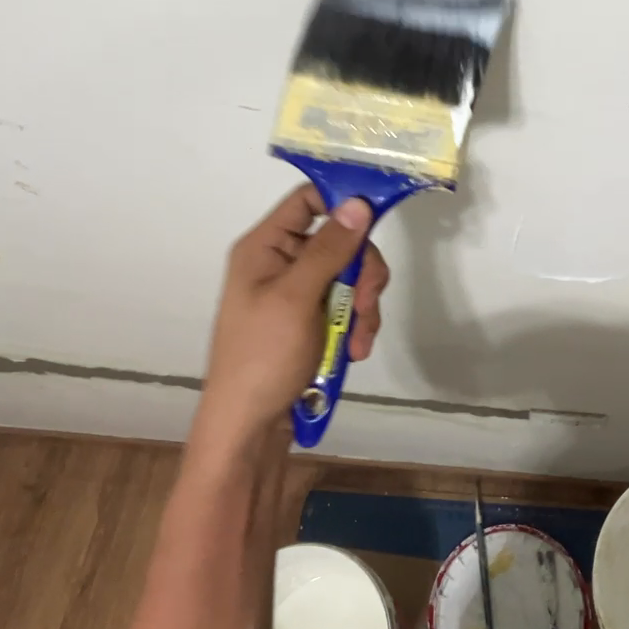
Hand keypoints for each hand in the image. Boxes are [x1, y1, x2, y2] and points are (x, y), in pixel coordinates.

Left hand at [200, 185, 391, 435]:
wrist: (249, 428)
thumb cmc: (262, 357)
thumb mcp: (297, 298)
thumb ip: (329, 249)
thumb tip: (358, 202)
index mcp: (265, 247)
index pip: (308, 200)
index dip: (343, 201)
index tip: (379, 216)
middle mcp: (281, 263)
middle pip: (340, 241)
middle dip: (361, 273)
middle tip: (365, 303)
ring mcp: (297, 294)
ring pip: (350, 277)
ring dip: (363, 307)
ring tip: (358, 341)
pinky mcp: (310, 321)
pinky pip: (346, 307)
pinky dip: (356, 326)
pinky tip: (353, 351)